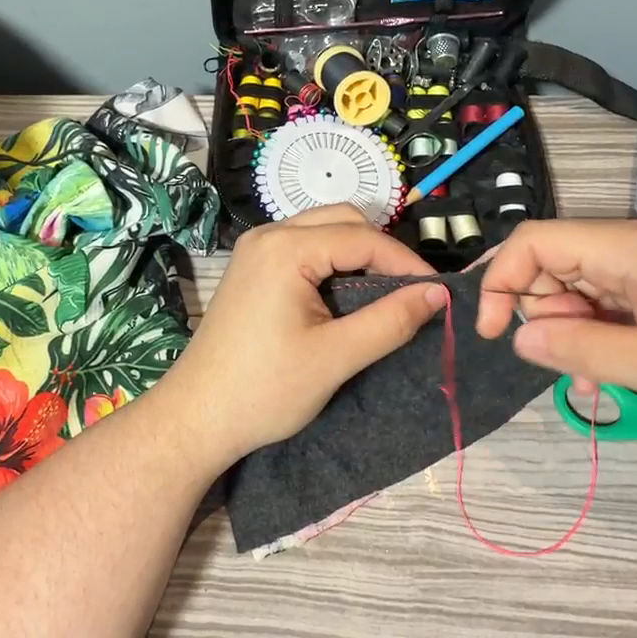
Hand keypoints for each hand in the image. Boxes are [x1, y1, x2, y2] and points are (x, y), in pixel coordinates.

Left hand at [156, 205, 445, 465]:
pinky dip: (333, 263)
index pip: (362, 237)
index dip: (406, 262)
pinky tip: (348, 297)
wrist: (196, 417)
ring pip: (323, 230)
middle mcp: (268, 235)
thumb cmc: (264, 390)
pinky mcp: (252, 268)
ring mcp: (256, 249)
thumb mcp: (335, 358)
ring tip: (387, 296)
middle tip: (412, 293)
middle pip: (342, 221)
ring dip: (358, 255)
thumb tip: (439, 293)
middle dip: (382, 251)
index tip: (440, 293)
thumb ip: (390, 321)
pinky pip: (304, 247)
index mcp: (285, 248)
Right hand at [474, 219, 636, 437]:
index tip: (494, 337)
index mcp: (631, 248)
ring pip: (581, 290)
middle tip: (582, 372)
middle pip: (553, 265)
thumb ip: (589, 351)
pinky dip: (607, 339)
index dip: (500, 282)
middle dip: (545, 317)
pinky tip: (633, 374)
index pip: (533, 241)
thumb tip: (517, 337)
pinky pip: (615, 307)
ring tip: (613, 383)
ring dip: (577, 336)